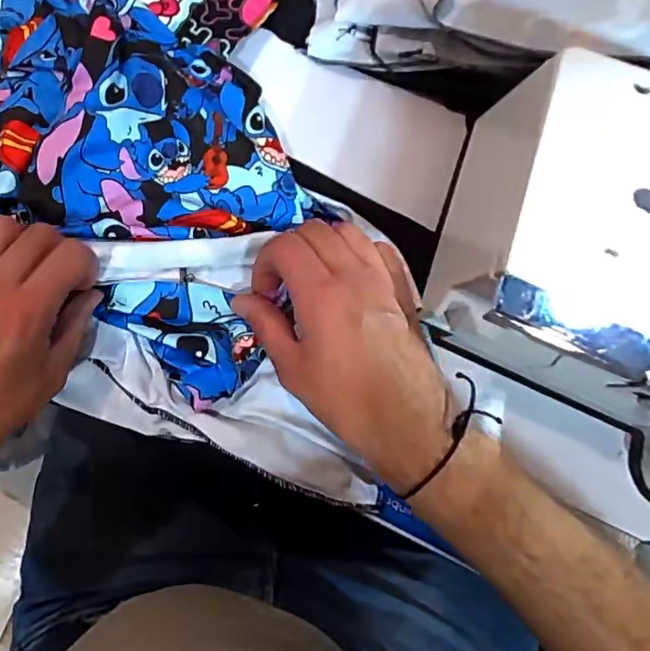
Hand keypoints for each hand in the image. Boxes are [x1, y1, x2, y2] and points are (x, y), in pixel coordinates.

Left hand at [0, 218, 99, 478]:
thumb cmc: (3, 403)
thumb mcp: (54, 372)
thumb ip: (76, 326)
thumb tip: (90, 293)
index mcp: (29, 309)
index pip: (71, 254)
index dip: (87, 264)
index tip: (83, 286)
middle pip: (40, 233)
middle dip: (61, 250)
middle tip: (58, 276)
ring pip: (2, 225)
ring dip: (23, 238)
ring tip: (25, 264)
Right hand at [232, 221, 455, 492]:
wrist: (406, 420)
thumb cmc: (345, 399)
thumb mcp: (292, 368)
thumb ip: (265, 324)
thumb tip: (243, 300)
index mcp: (322, 294)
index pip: (284, 246)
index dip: (264, 263)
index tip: (264, 294)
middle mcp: (353, 276)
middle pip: (312, 230)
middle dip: (287, 250)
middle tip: (281, 284)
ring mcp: (381, 278)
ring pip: (345, 230)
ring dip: (320, 243)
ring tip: (311, 275)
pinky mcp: (400, 287)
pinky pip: (376, 247)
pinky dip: (355, 249)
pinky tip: (346, 273)